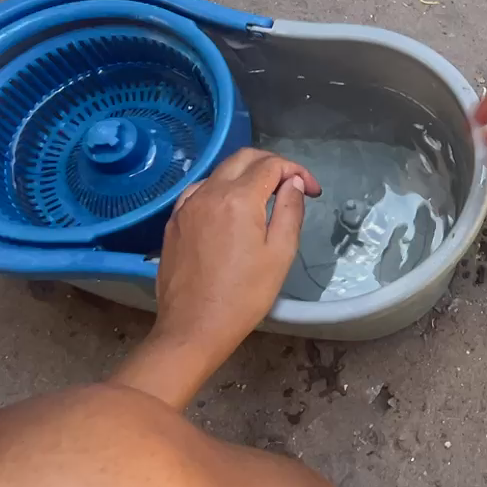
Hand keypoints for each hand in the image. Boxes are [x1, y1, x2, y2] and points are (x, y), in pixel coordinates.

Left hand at [153, 149, 320, 351]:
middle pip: (244, 158)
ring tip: (265, 196)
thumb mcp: (281, 252)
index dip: (298, 172)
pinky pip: (200, 190)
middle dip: (273, 165)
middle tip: (292, 185)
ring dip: (247, 174)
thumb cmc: (245, 294)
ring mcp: (186, 206)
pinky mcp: (174, 222)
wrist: (194, 328)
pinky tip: (230, 207)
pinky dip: (222, 188)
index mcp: (239, 199)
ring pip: (220, 171)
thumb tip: (293, 183)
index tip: (312, 191)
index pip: (272, 166)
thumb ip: (290, 210)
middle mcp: (209, 193)